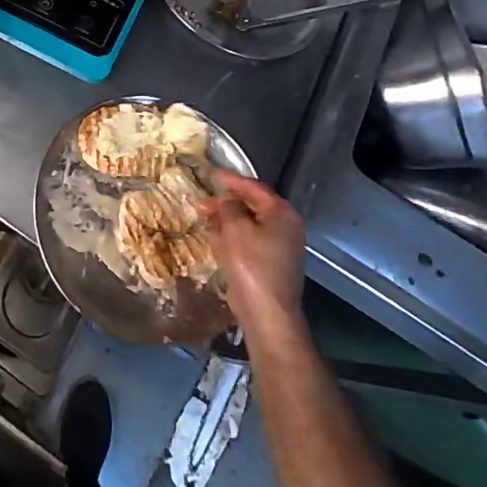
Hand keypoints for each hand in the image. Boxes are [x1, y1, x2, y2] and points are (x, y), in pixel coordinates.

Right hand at [201, 172, 306, 335]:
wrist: (266, 313)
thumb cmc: (252, 265)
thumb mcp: (236, 228)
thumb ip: (229, 206)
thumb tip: (227, 200)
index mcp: (282, 213)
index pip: (254, 187)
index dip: (231, 179)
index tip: (210, 173)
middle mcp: (285, 227)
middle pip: (252, 206)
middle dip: (226, 202)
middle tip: (201, 200)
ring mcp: (278, 247)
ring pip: (248, 224)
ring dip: (227, 220)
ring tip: (204, 215)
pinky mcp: (268, 263)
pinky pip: (248, 241)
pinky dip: (232, 236)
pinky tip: (214, 236)